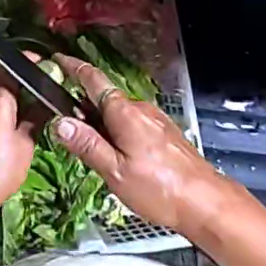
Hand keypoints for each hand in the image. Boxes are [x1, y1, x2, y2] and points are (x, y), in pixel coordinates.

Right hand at [50, 52, 228, 235]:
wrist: (209, 205)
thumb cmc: (160, 189)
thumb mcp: (115, 171)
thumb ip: (86, 144)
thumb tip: (59, 122)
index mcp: (123, 112)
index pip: (92, 79)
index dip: (73, 67)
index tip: (57, 59)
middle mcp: (140, 108)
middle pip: (103, 99)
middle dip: (83, 107)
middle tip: (67, 127)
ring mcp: (155, 120)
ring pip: (118, 113)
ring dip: (101, 123)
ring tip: (92, 150)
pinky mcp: (165, 134)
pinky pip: (132, 123)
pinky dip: (118, 131)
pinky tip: (119, 156)